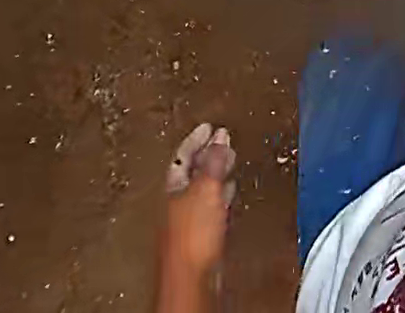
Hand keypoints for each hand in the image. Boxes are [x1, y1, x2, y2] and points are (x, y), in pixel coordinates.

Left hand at [162, 123, 236, 275]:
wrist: (192, 279)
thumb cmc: (192, 235)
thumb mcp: (206, 188)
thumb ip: (214, 161)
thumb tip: (220, 136)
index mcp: (174, 183)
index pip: (184, 152)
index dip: (197, 138)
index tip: (209, 126)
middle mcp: (178, 198)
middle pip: (193, 169)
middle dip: (209, 153)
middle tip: (223, 141)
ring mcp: (188, 216)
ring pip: (203, 186)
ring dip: (216, 172)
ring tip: (230, 161)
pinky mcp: (200, 234)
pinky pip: (211, 204)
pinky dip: (221, 194)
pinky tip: (229, 193)